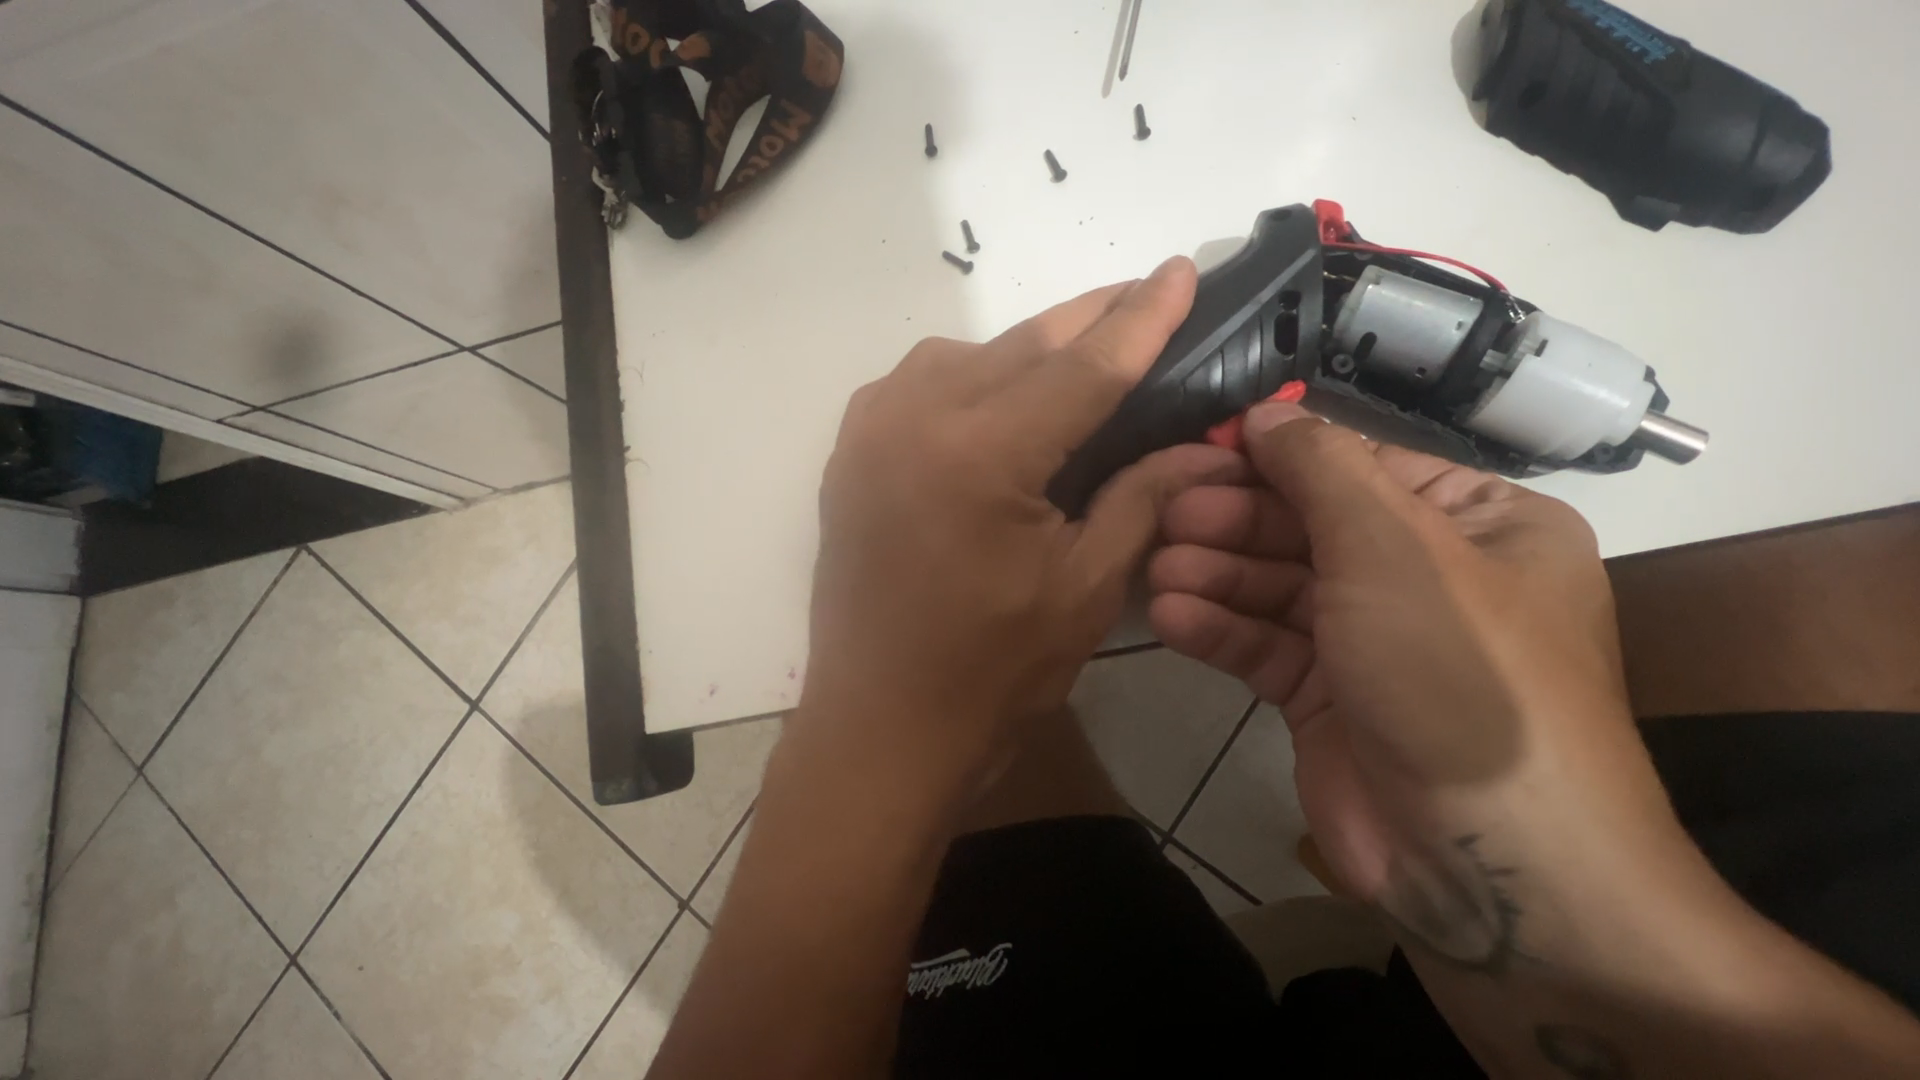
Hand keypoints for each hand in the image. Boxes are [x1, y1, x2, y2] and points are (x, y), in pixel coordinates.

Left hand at [799, 257, 1246, 811]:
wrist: (881, 727)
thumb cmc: (992, 672)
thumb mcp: (1085, 587)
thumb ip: (1143, 498)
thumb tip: (1205, 445)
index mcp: (979, 451)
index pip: (1082, 366)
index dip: (1142, 318)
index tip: (1183, 271)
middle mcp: (914, 417)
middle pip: (1022, 345)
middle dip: (1090, 319)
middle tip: (1146, 296)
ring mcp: (870, 431)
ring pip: (965, 355)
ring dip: (1026, 348)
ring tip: (1081, 357)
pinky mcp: (849, 454)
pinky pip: (917, 385)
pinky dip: (968, 377)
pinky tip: (1000, 399)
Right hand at [1147, 403, 1695, 966]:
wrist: (1489, 859)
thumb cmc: (1457, 673)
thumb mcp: (1396, 549)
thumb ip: (1322, 471)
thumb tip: (1264, 412)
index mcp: (1480, 525)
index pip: (1362, 467)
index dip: (1281, 456)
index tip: (1204, 446)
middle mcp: (1428, 577)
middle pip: (1311, 527)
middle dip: (1238, 521)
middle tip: (1167, 512)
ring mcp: (1374, 642)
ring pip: (1281, 589)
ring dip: (1219, 576)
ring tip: (1157, 568)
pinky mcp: (1329, 700)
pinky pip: (1268, 647)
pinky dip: (1221, 630)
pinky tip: (1171, 616)